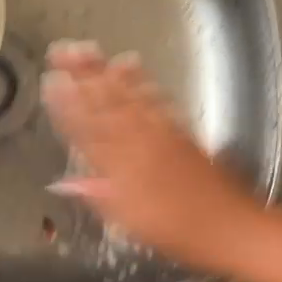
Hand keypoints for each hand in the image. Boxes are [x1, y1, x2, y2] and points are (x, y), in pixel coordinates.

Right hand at [41, 41, 268, 271]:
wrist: (231, 227)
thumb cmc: (178, 232)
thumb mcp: (129, 223)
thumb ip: (96, 196)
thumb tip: (63, 183)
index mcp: (121, 167)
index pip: (86, 130)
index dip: (65, 105)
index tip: (50, 82)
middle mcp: (138, 143)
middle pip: (104, 104)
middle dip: (81, 75)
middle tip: (62, 50)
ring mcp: (160, 132)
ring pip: (127, 96)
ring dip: (104, 70)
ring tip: (87, 49)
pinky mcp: (180, 130)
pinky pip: (154, 99)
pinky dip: (140, 79)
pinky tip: (130, 64)